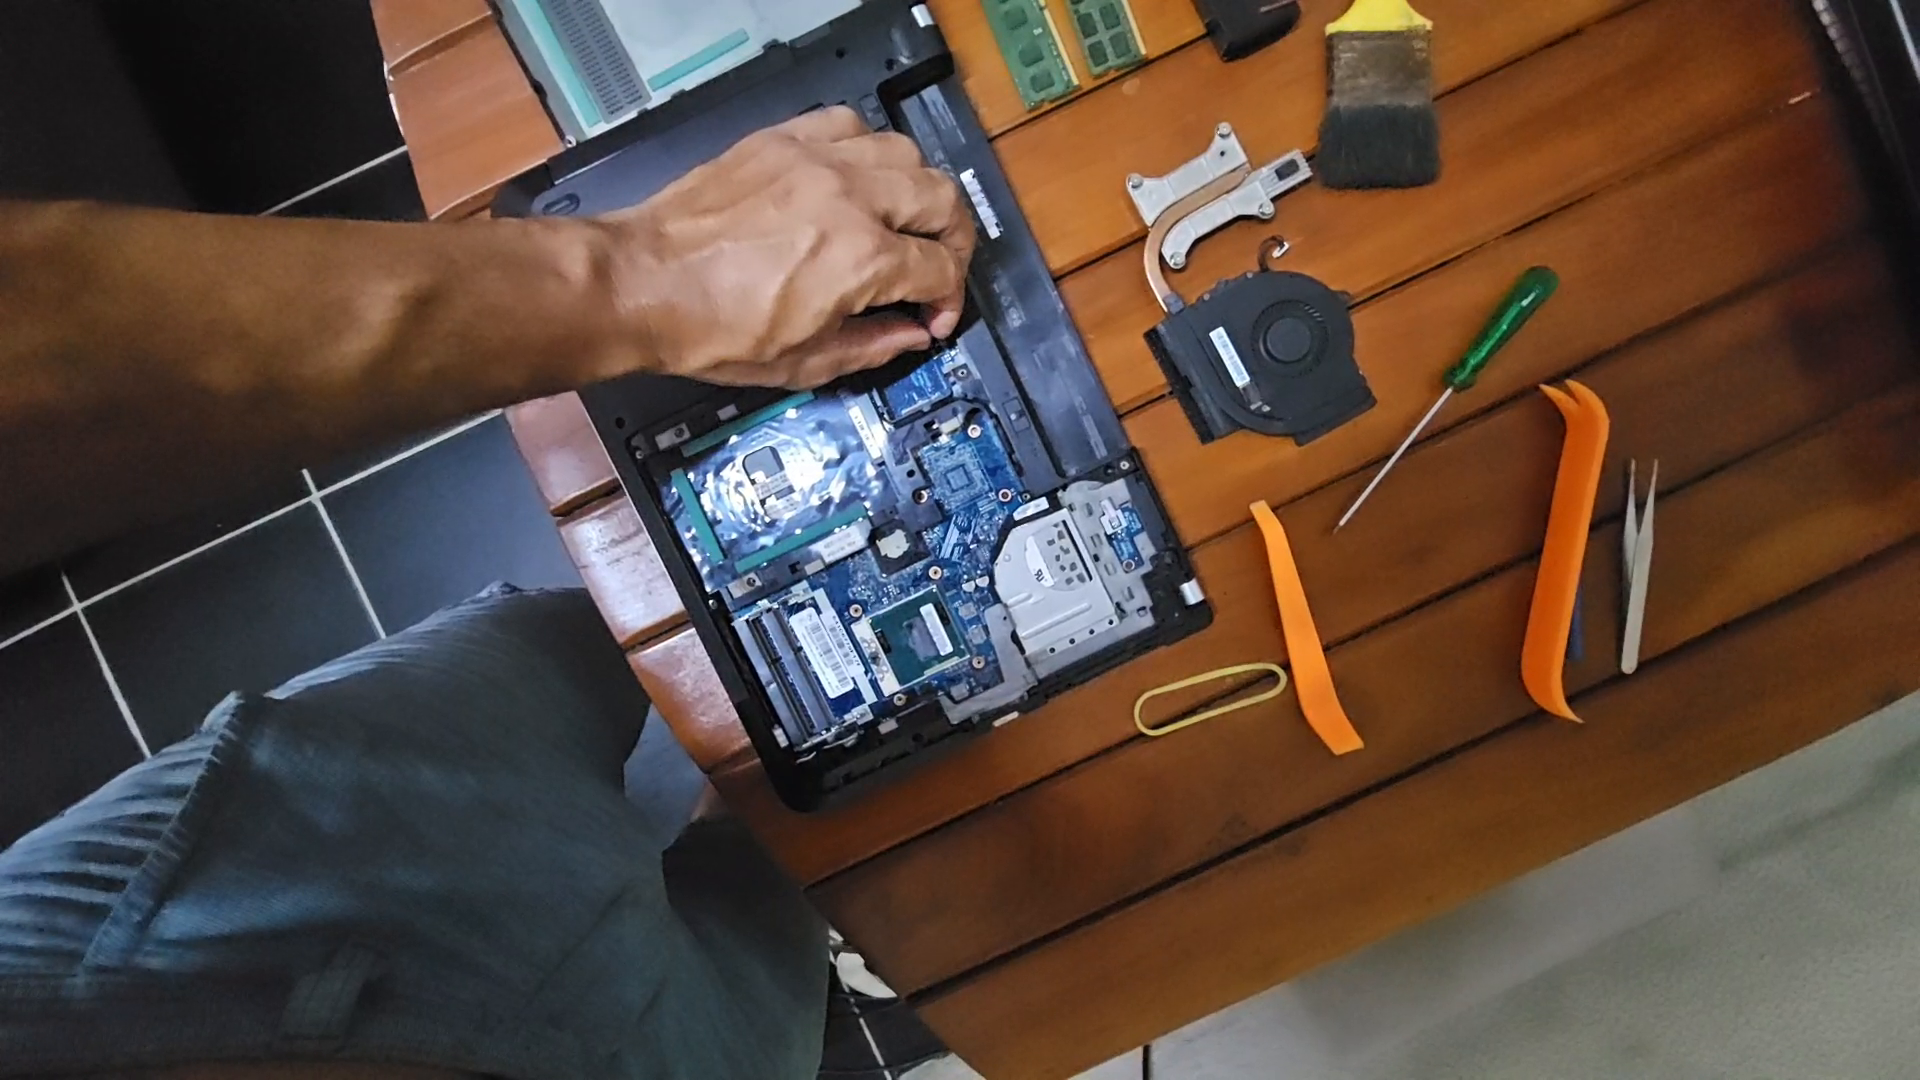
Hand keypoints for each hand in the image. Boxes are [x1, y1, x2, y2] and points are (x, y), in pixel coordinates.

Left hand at [604, 106, 975, 388]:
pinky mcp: (783, 140)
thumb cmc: (717, 332)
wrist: (644, 285)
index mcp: (860, 261)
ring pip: (908, 153)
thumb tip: (914, 334)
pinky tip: (861, 183)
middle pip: (944, 200)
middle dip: (956, 243)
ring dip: (921, 194)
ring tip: (906, 225)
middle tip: (941, 269)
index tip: (933, 319)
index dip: (950, 301)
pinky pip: (852, 124)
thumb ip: (876, 347)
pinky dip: (871, 154)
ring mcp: (815, 160)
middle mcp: (849, 198)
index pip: (942, 270)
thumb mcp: (808, 364)